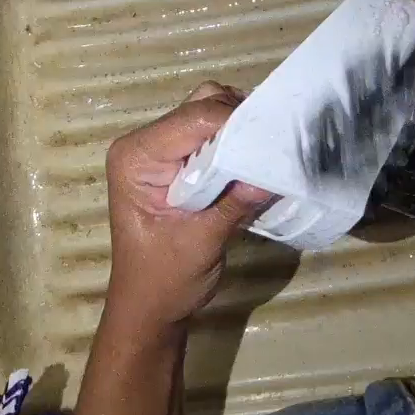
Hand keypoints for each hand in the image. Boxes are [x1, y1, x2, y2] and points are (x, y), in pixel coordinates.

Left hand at [103, 82, 273, 338]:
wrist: (149, 308)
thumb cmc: (165, 279)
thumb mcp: (202, 242)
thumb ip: (234, 203)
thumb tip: (276, 171)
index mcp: (137, 156)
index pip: (193, 119)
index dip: (235, 124)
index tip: (275, 139)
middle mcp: (145, 143)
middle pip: (201, 106)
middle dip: (240, 121)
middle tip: (276, 145)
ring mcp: (161, 149)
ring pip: (209, 113)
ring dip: (241, 130)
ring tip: (269, 153)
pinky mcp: (178, 161)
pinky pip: (212, 135)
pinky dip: (236, 141)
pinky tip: (257, 161)